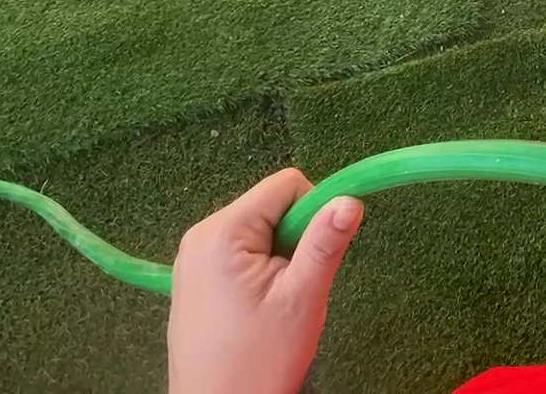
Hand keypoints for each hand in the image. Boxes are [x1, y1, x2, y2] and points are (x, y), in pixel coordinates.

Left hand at [168, 168, 363, 393]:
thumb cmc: (259, 360)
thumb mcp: (302, 298)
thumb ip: (325, 242)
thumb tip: (351, 198)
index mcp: (222, 230)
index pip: (287, 184)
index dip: (313, 212)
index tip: (313, 257)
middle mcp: (201, 233)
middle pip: (273, 205)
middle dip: (295, 237)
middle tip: (294, 286)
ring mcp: (194, 256)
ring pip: (262, 227)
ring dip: (281, 253)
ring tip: (277, 300)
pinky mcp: (195, 277)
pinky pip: (244, 248)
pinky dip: (262, 267)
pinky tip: (259, 306)